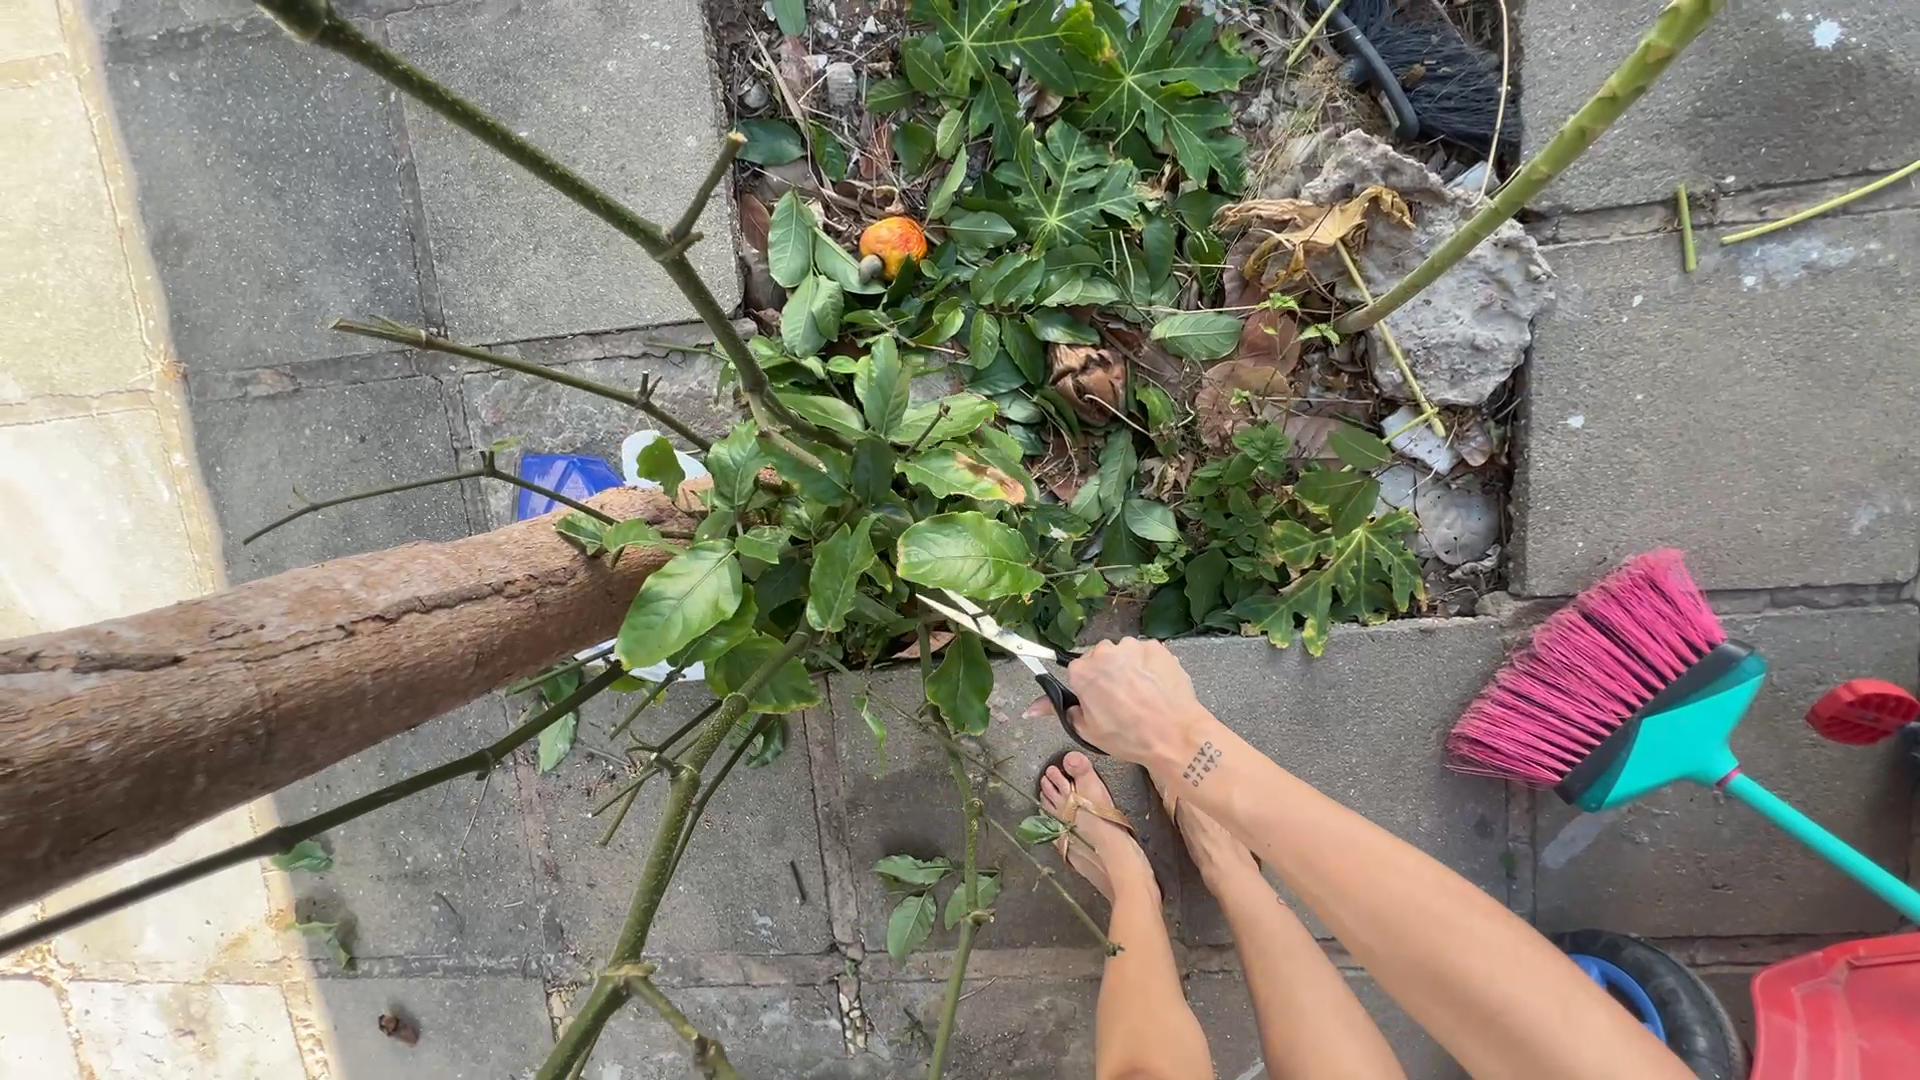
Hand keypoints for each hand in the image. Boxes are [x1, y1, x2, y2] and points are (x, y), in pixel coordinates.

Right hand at [1058, 638, 1214, 767]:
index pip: (1076, 673)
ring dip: (1129, 670)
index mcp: (1082, 671)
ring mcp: (1132, 647)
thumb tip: (1031, 708)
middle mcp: (1104, 651)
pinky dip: (1149, 667)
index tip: (1098, 703)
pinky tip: (1155, 688)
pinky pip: (1146, 654)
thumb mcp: (1088, 730)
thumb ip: (1059, 711)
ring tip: (1142, 696)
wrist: (1175, 735)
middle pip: (1100, 660)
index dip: (1087, 689)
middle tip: (1121, 702)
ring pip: (1124, 655)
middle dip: (1107, 676)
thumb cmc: (1130, 737)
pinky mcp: (1156, 647)